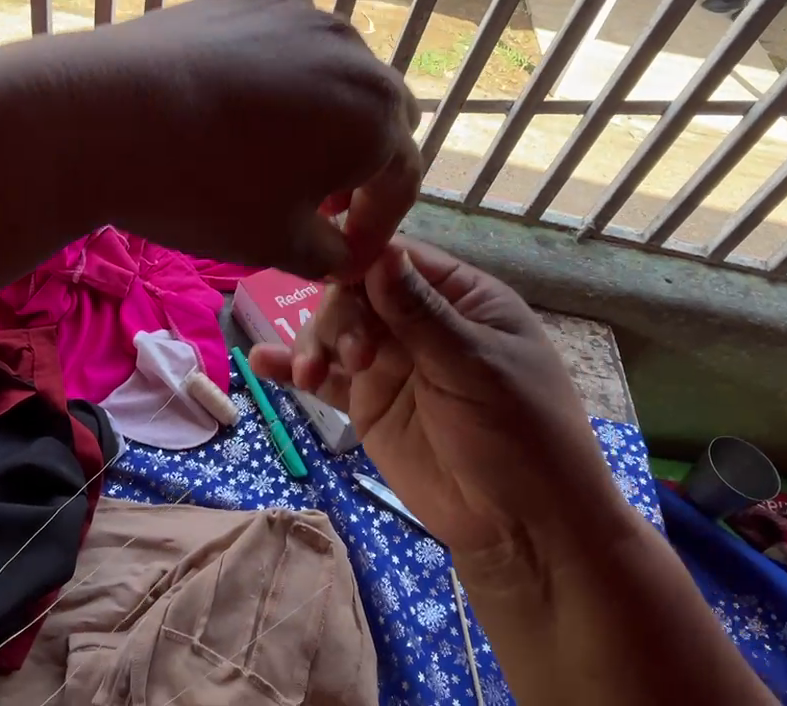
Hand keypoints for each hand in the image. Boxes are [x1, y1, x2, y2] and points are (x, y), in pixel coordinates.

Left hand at [64, 0, 419, 279]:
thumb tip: (344, 254)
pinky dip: (288, 73)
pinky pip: (293, 40)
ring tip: (280, 149)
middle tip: (320, 200)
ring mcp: (303, 13)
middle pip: (381, 117)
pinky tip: (245, 98)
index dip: (378, 224)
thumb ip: (330, 254)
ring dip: (327, 115)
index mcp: (376, 116)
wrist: (105, 114)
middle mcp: (355, 52)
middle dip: (362, 164)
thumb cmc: (204, 189)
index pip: (402, 178)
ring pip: (338, 73)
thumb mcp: (276, 243)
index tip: (345, 253)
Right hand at [249, 240, 631, 566]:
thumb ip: (421, 314)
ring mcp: (391, 362)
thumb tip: (378, 254)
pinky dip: (293, 367)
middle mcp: (420, 321)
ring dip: (312, 342)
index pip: (397, 257)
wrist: (523, 532)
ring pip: (334, 330)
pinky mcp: (367, 402)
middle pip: (355, 291)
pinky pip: (325, 375)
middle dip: (339, 316)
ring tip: (308, 375)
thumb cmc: (521, 438)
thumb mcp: (477, 369)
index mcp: (461, 297)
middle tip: (349, 357)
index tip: (327, 272)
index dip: (358, 258)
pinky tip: (262, 363)